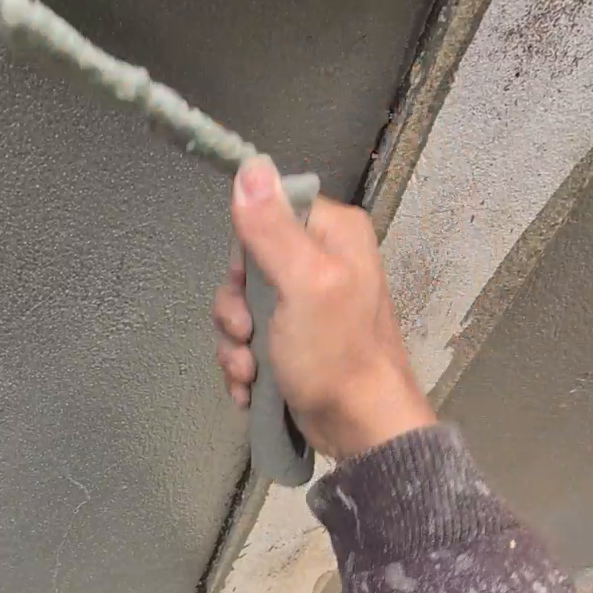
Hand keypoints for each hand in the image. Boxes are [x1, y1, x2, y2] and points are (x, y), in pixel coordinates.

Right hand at [211, 155, 436, 459]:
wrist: (357, 426)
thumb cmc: (337, 355)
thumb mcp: (303, 284)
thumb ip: (272, 229)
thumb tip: (248, 166)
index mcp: (331, 235)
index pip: (266, 215)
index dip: (244, 254)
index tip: (247, 286)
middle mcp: (319, 263)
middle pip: (244, 269)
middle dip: (234, 313)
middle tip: (248, 336)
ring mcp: (302, 307)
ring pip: (239, 312)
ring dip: (234, 348)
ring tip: (252, 373)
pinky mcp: (290, 344)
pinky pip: (246, 345)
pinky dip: (242, 369)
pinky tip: (252, 387)